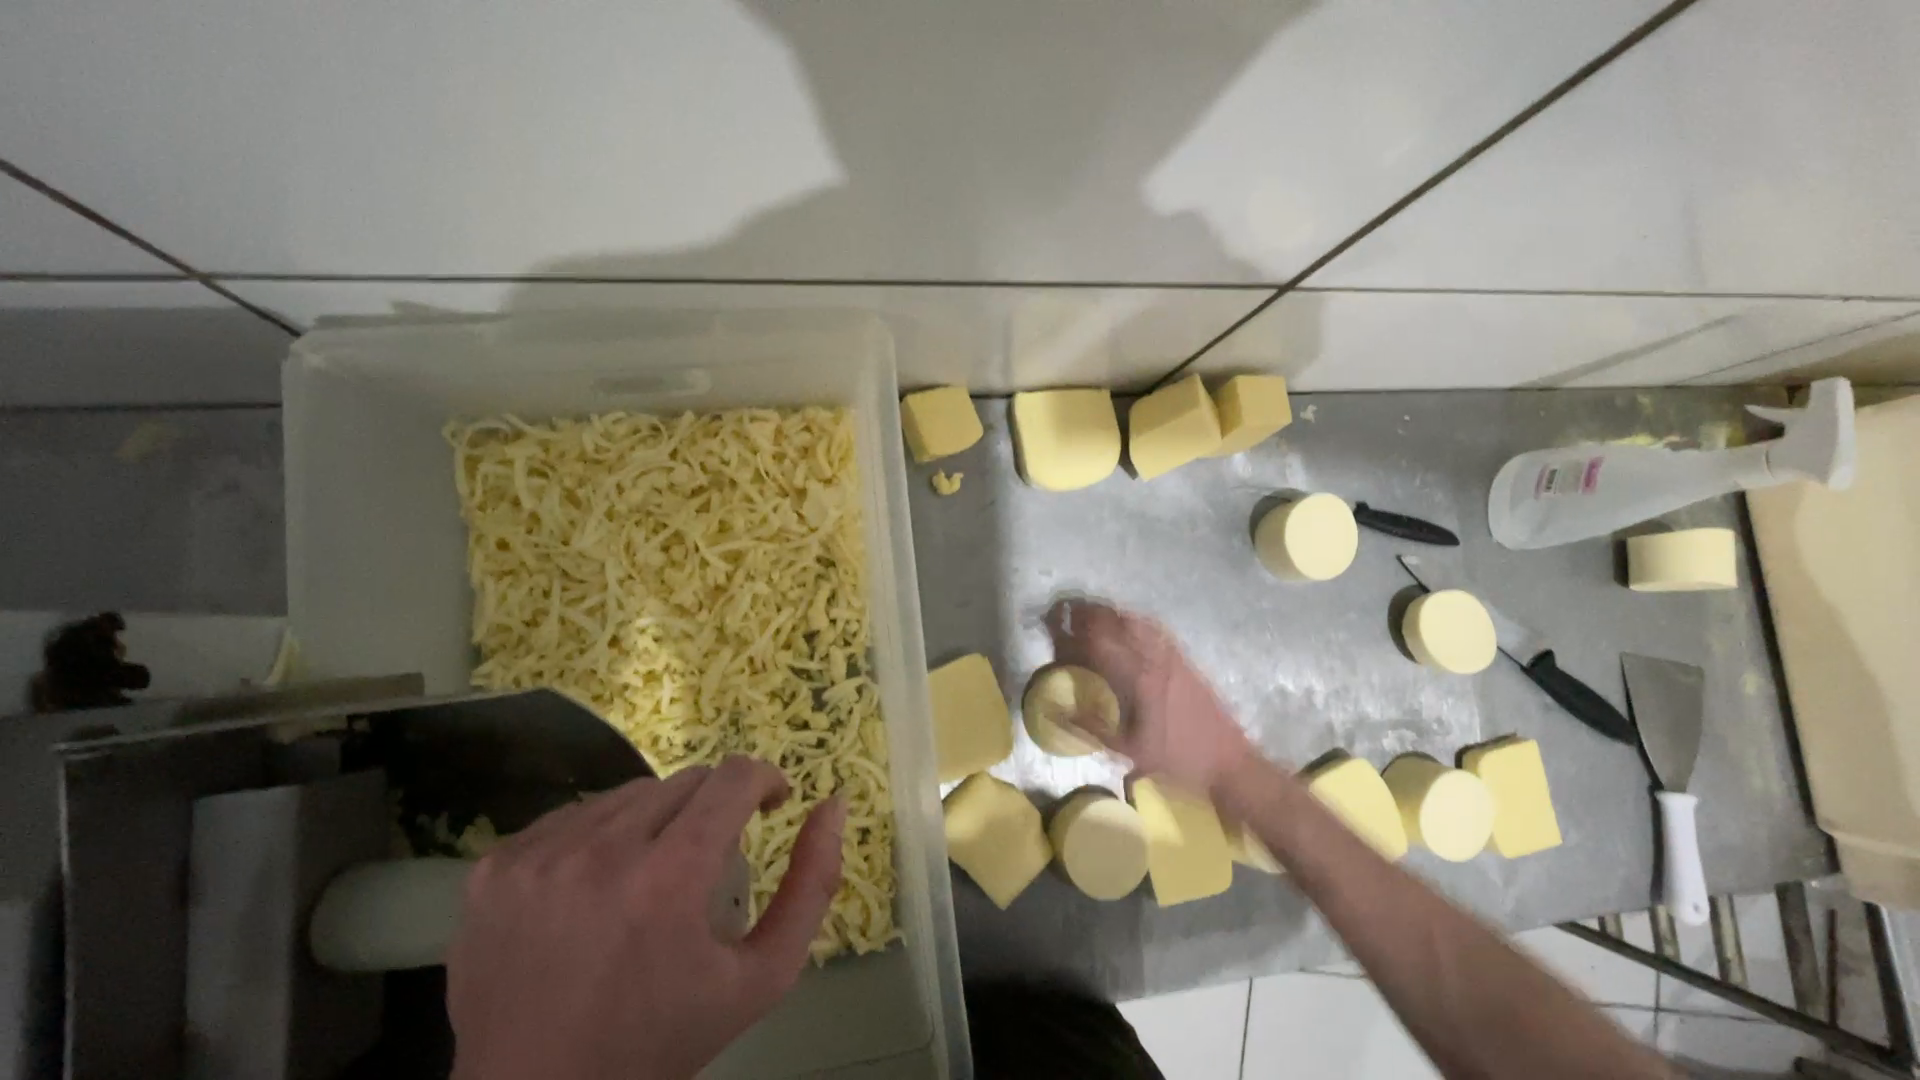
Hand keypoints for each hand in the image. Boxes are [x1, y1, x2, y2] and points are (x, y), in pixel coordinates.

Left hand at [447, 755, 846, 1079]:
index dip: (764, 780)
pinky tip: (598, 885)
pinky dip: (600, 836)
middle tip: (711, 859)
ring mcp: (539, 856)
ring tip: (654, 874)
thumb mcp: (762, 977)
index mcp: (669, 880)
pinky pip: (571, 817)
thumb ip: (811, 886)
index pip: (732, 779)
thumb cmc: (662, 1039)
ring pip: (627, 795)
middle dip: (713, 808)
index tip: (770, 804)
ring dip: (657, 820)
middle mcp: (600, 852)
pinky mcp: (496, 867)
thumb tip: (832, 805)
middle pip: (683, 784)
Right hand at [1045, 599, 1258, 793]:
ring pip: (1135, 619)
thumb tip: (1057, 710)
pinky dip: (1132, 619)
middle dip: (1085, 611)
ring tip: (1087, 612)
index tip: (1049, 621)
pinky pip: (1154, 628)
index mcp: (1139, 678)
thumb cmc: (1178, 760)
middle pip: (1115, 621)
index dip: (1070, 628)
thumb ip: (1092, 727)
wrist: (1229, 761)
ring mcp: (1173, 655)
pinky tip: (1124, 624)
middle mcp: (1155, 658)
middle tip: (1062, 611)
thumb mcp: (1130, 751)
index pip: (1097, 641)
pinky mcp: (1184, 659)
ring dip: (1108, 611)